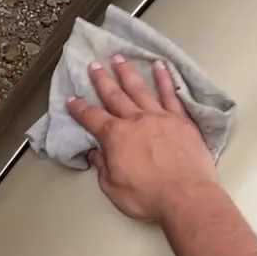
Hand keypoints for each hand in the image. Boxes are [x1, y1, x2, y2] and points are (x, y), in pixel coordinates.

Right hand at [65, 54, 219, 223]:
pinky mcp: (181, 121)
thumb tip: (95, 154)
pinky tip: (160, 67)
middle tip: (94, 65)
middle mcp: (136, 121)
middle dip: (101, 80)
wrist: (185, 196)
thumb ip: (103, 167)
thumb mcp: (113, 187)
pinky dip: (164, 79)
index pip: (92, 118)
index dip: (79, 109)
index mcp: (116, 137)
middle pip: (114, 95)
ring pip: (140, 89)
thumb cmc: (148, 196)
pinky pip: (171, 94)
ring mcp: (160, 117)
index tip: (71, 100)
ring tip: (119, 58)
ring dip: (127, 73)